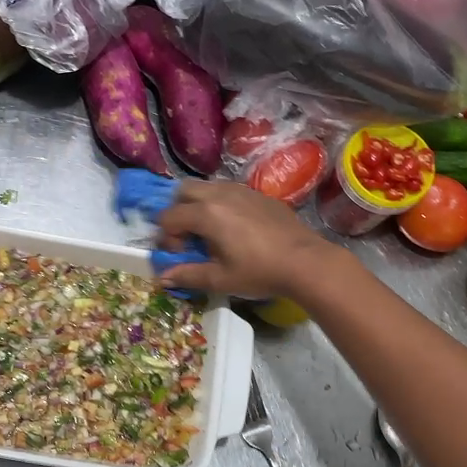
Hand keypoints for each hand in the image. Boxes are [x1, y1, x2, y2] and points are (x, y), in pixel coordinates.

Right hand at [155, 180, 341, 298]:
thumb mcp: (220, 279)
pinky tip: (233, 228)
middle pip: (183, 191)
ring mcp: (241, 190)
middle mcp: (220, 194)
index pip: (169, 217)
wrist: (304, 261)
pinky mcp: (257, 193)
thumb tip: (162, 278)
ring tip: (210, 232)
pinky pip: (228, 190)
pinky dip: (219, 204)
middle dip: (178, 212)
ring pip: (207, 187)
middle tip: (188, 237)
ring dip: (198, 205)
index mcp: (206, 214)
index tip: (180, 255)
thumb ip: (188, 275)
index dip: (167, 237)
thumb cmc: (259, 272)